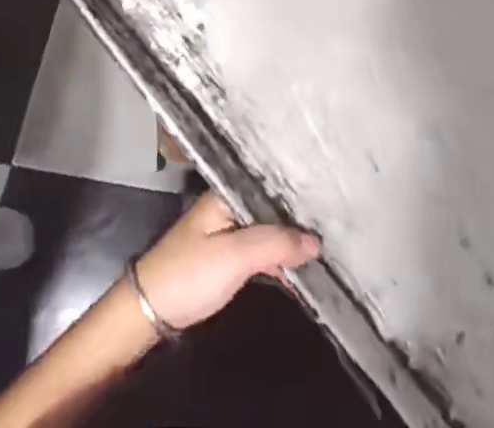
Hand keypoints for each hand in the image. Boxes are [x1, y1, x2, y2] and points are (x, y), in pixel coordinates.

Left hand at [132, 193, 319, 330]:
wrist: (152, 309)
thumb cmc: (190, 273)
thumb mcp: (235, 255)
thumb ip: (274, 243)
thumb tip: (316, 241)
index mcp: (225, 195)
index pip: (269, 185)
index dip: (299, 192)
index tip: (334, 198)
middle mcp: (228, 207)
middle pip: (271, 208)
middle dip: (300, 217)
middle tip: (341, 224)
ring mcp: (228, 232)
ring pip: (268, 231)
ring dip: (292, 240)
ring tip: (331, 245)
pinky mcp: (228, 256)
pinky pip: (262, 251)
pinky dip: (280, 259)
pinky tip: (303, 270)